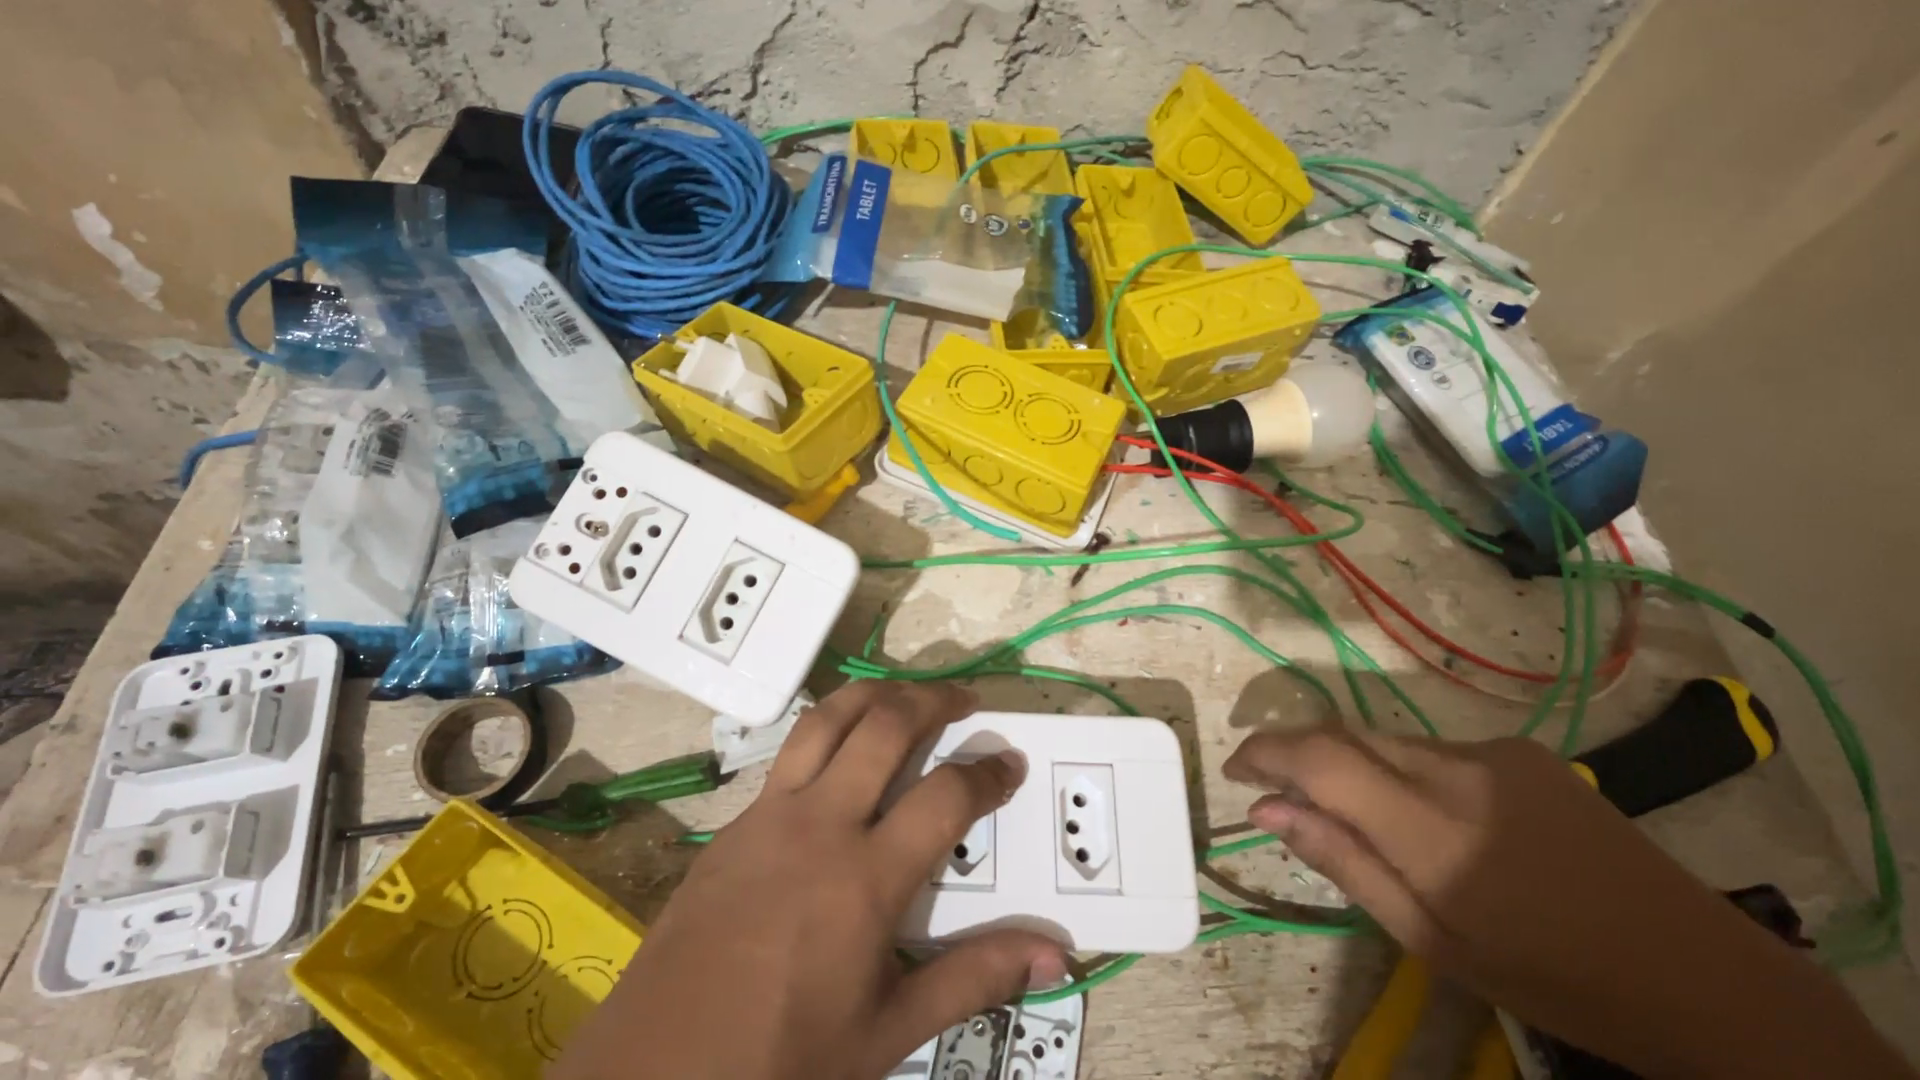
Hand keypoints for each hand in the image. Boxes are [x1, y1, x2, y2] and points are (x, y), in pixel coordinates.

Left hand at [554, 682, 1067, 1079]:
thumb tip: (1055, 952)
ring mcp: (769, 816)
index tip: (1009, 762)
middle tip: (965, 700)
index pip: (946, 796)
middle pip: (885, 727)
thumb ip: (974, 978)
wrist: (661, 1066)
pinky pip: (786, 754)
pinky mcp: (732, 824)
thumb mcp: (891, 1028)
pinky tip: (837, 755)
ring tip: (904, 694)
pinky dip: (825, 732)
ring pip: (826, 720)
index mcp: (867, 877)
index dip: (987, 772)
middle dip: (933, 701)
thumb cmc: (786, 1054)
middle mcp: (820, 825)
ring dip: (873, 695)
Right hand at [1224, 728, 1911, 1078]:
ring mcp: (1496, 752)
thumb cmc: (1547, 974)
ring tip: (1340, 810)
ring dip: (1349, 761)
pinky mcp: (1526, 752)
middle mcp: (1457, 768)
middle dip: (1297, 752)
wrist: (1696, 971)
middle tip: (1270, 789)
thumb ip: (1343, 862)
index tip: (1233, 769)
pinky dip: (1398, 767)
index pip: (1318, 757)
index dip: (1264, 752)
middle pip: (1346, 734)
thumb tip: (1267, 809)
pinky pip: (1433, 747)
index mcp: (1430, 826)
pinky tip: (1413, 812)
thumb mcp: (1429, 938)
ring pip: (1388, 739)